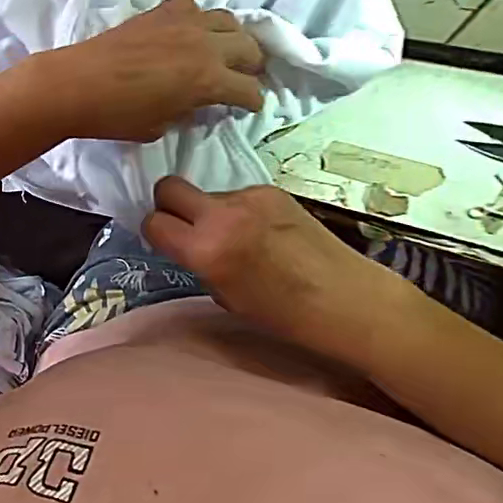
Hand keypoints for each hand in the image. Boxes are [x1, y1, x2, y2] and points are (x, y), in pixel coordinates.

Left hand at [32, 0, 264, 142]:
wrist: (76, 84)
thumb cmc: (115, 115)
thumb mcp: (160, 125)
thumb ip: (186, 110)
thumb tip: (195, 102)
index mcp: (208, 79)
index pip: (248, 89)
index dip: (252, 101)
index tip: (249, 106)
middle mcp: (205, 45)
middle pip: (249, 47)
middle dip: (252, 65)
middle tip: (243, 76)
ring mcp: (184, 23)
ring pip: (227, 20)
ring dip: (232, 37)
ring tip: (223, 50)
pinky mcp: (161, 11)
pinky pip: (193, 6)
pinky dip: (198, 19)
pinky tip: (187, 32)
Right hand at [142, 176, 432, 360]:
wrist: (349, 300)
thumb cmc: (284, 315)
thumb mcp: (225, 296)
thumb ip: (198, 263)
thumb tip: (188, 244)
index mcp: (205, 249)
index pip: (153, 222)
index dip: (156, 232)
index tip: (167, 242)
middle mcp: (222, 215)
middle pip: (168, 187)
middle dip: (169, 204)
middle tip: (186, 226)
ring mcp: (250, 197)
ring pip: (208, 193)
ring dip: (211, 211)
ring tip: (241, 239)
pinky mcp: (273, 190)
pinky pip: (238, 196)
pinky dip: (240, 211)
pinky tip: (265, 234)